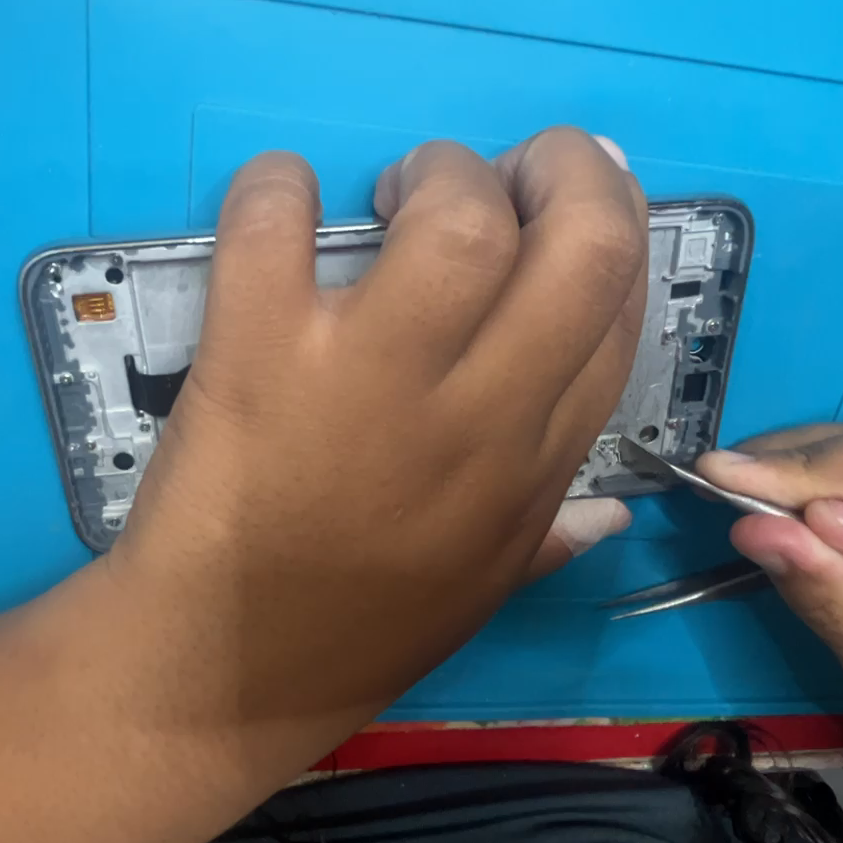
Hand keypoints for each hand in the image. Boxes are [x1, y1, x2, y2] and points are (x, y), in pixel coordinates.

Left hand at [99, 128, 644, 750]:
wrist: (223, 674)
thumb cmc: (356, 631)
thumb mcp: (481, 589)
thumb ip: (553, 535)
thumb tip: (615, 511)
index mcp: (533, 461)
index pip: (619, 308)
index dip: (611, 224)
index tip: (560, 202)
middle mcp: (474, 412)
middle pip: (583, 239)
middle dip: (565, 168)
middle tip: (500, 172)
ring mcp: (367, 380)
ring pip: (455, 220)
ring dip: (438, 173)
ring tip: (396, 195)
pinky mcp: (259, 356)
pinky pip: (275, 224)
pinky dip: (276, 187)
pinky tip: (278, 199)